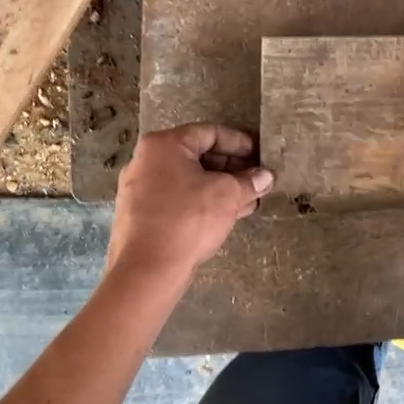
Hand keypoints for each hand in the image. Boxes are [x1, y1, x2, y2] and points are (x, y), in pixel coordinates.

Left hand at [107, 123, 272, 284]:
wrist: (146, 271)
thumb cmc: (188, 219)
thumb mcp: (228, 195)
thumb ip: (249, 181)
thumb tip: (265, 176)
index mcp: (163, 145)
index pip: (210, 133)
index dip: (240, 143)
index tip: (260, 156)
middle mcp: (145, 161)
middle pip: (197, 155)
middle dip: (231, 168)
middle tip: (256, 179)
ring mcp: (138, 189)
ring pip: (188, 179)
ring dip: (219, 187)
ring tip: (248, 199)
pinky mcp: (139, 214)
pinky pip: (177, 198)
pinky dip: (201, 201)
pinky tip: (226, 214)